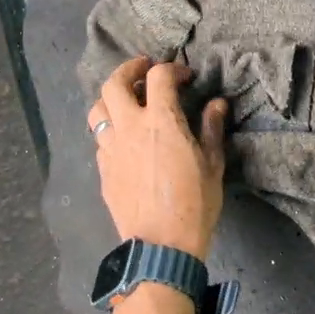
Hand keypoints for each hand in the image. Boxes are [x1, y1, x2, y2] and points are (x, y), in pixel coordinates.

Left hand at [86, 57, 227, 259]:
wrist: (162, 244)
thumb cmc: (195, 203)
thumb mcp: (212, 163)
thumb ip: (211, 128)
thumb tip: (217, 104)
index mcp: (160, 121)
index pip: (158, 76)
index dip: (171, 69)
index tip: (185, 78)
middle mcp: (129, 127)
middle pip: (114, 83)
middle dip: (129, 70)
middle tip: (144, 70)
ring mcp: (110, 148)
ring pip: (97, 109)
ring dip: (111, 97)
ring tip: (127, 101)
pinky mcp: (102, 169)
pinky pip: (100, 137)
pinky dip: (111, 127)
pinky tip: (125, 137)